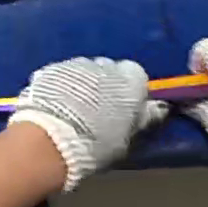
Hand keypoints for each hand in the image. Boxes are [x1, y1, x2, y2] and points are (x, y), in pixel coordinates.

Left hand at [9, 57, 166, 191]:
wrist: (51, 138)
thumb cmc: (98, 142)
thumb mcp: (129, 136)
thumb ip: (144, 117)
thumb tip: (159, 108)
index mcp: (130, 80)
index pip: (136, 75)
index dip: (129, 90)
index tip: (123, 106)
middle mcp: (102, 64)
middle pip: (107, 69)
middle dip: (103, 83)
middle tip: (96, 108)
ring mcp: (73, 64)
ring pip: (81, 70)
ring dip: (80, 83)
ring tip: (72, 106)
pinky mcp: (48, 69)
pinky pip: (58, 74)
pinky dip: (58, 84)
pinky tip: (53, 102)